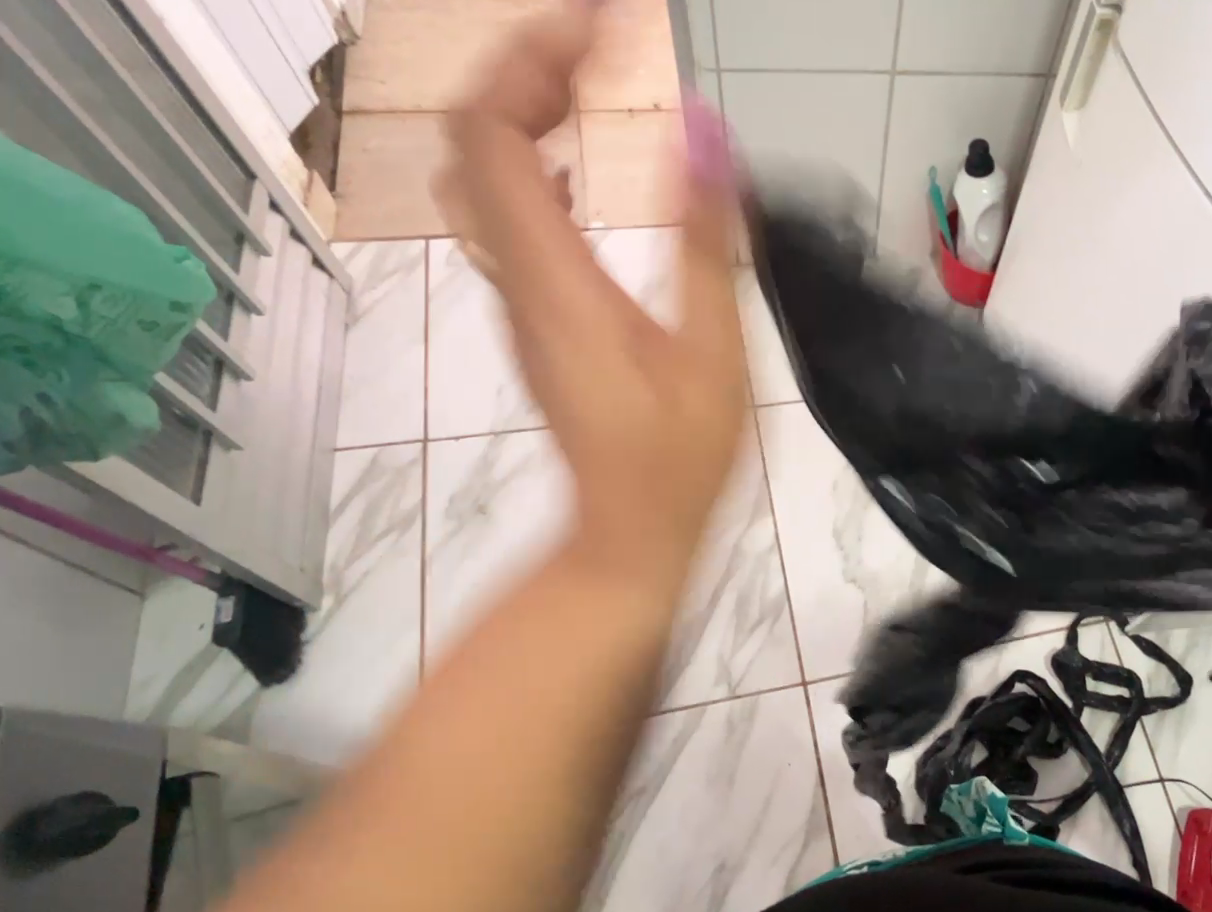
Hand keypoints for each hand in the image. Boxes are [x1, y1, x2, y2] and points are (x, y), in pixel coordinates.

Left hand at [438, 1, 747, 577]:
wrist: (629, 535)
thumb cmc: (680, 458)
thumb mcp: (712, 353)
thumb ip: (706, 244)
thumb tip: (705, 131)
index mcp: (554, 278)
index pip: (495, 132)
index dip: (530, 59)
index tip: (600, 25)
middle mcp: (515, 278)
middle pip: (474, 141)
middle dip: (524, 70)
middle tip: (595, 39)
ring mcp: (517, 301)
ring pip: (481, 177)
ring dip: (525, 112)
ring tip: (589, 82)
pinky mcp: (534, 320)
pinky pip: (508, 217)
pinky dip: (536, 165)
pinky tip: (584, 165)